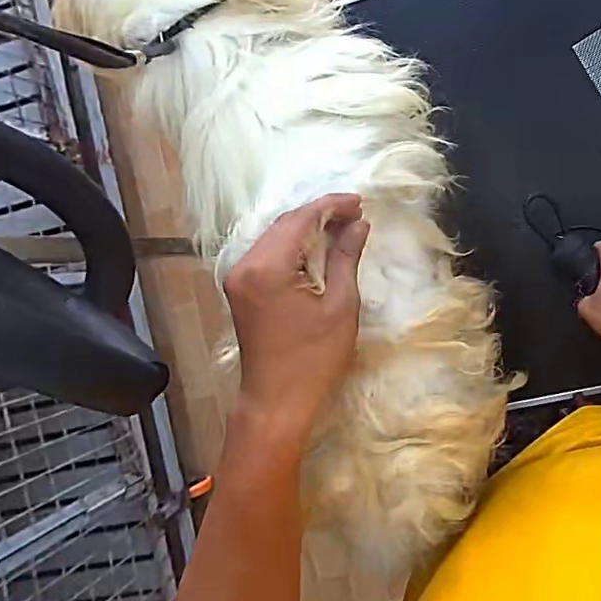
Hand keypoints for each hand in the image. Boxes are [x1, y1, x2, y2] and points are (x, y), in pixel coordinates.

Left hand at [224, 195, 369, 445]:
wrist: (277, 399)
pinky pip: (270, 253)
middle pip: (284, 224)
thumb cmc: (315, 357)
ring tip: (344, 225)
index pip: (300, 220)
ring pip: (276, 236)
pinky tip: (319, 245)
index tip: (361, 201)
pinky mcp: (242, 289)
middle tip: (357, 212)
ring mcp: (239, 277)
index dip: (331, 206)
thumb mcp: (340, 305)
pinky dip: (295, 244)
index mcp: (268, 268)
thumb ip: (345, 258)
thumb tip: (358, 225)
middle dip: (320, 213)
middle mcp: (245, 265)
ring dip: (308, 227)